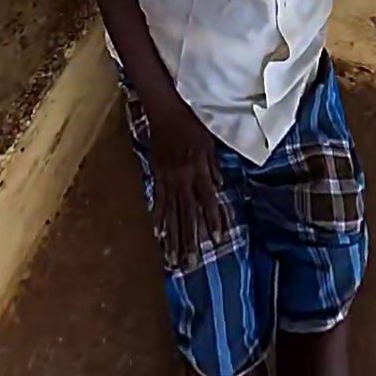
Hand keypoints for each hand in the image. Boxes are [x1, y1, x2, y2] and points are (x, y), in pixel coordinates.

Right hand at [144, 101, 227, 263]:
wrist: (165, 110)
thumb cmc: (191, 122)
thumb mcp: (209, 140)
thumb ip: (213, 165)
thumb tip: (220, 187)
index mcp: (199, 166)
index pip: (208, 198)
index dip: (213, 219)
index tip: (217, 240)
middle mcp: (183, 176)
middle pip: (188, 212)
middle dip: (191, 238)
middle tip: (192, 264)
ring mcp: (167, 177)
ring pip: (171, 212)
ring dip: (173, 236)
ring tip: (173, 259)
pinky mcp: (156, 174)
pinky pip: (157, 200)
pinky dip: (157, 218)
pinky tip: (157, 235)